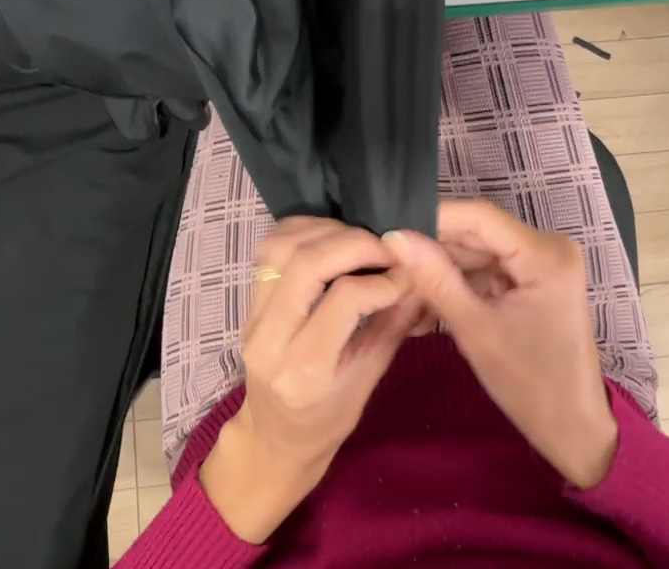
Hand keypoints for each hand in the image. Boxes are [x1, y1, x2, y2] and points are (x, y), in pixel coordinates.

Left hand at [200, 217, 421, 542]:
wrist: (273, 437)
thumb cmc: (328, 420)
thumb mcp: (370, 379)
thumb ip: (393, 325)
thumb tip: (420, 277)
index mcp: (305, 371)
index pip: (344, 298)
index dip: (382, 278)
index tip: (408, 274)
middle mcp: (269, 339)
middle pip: (306, 263)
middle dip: (355, 243)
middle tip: (387, 247)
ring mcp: (251, 317)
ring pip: (282, 247)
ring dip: (327, 231)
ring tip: (361, 241)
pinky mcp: (248, 301)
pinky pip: (270, 248)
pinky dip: (303, 231)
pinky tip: (331, 238)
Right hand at [385, 199, 618, 488]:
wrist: (574, 431)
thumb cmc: (530, 385)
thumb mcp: (474, 329)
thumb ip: (433, 278)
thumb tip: (392, 235)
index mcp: (544, 253)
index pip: (479, 216)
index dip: (433, 218)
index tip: (388, 231)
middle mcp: (548, 246)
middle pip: (478, 234)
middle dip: (434, 251)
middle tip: (389, 267)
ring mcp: (542, 263)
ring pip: (478, 253)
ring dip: (442, 272)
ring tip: (403, 294)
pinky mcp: (534, 280)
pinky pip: (489, 271)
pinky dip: (460, 286)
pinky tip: (428, 306)